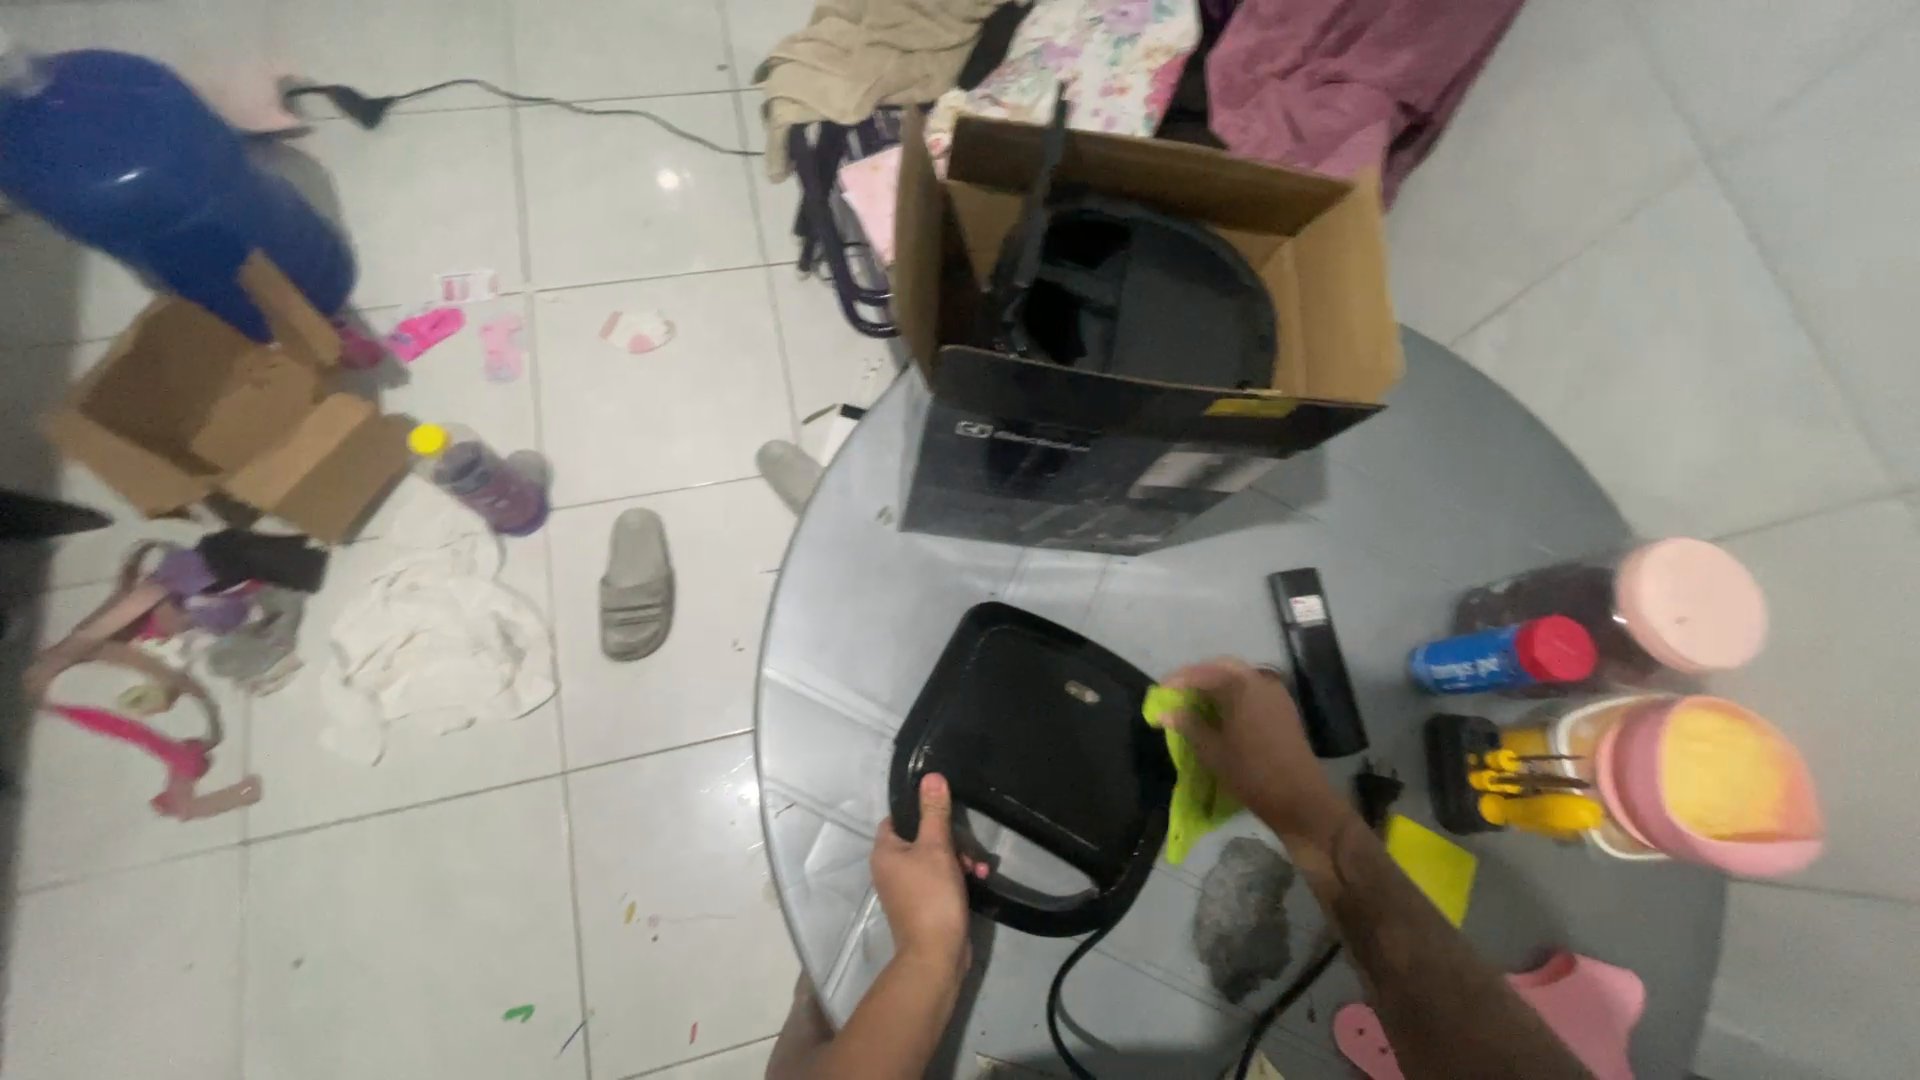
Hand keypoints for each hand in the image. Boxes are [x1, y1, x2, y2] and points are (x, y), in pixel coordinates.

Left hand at [871, 774, 978, 979]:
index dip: (920, 810)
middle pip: (921, 837)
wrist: (937, 955)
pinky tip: (979, 880)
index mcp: (884, 852)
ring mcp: (906, 888)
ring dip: (959, 858)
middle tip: (967, 849)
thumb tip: (930, 776)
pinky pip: (940, 878)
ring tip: (977, 868)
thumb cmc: (931, 895)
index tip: (944, 810)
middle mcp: (890, 868)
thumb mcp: (936, 847)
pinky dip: (957, 876)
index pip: (898, 817)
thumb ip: (934, 812)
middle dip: (951, 840)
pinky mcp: (924, 903)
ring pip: (935, 858)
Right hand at [1162, 658, 1355, 846]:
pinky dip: (1233, 694)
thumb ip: (1188, 725)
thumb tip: (1164, 712)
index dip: (1178, 680)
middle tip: (1177, 691)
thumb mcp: (1212, 751)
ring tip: (1196, 702)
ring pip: (1240, 677)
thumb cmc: (1252, 773)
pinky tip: (1221, 712)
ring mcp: (1275, 695)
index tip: (1160, 691)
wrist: (1301, 800)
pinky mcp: (1283, 710)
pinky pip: (1253, 691)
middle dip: (1198, 676)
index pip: (1202, 673)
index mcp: (1241, 687)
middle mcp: (1260, 682)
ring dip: (1216, 684)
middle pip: (1222, 667)